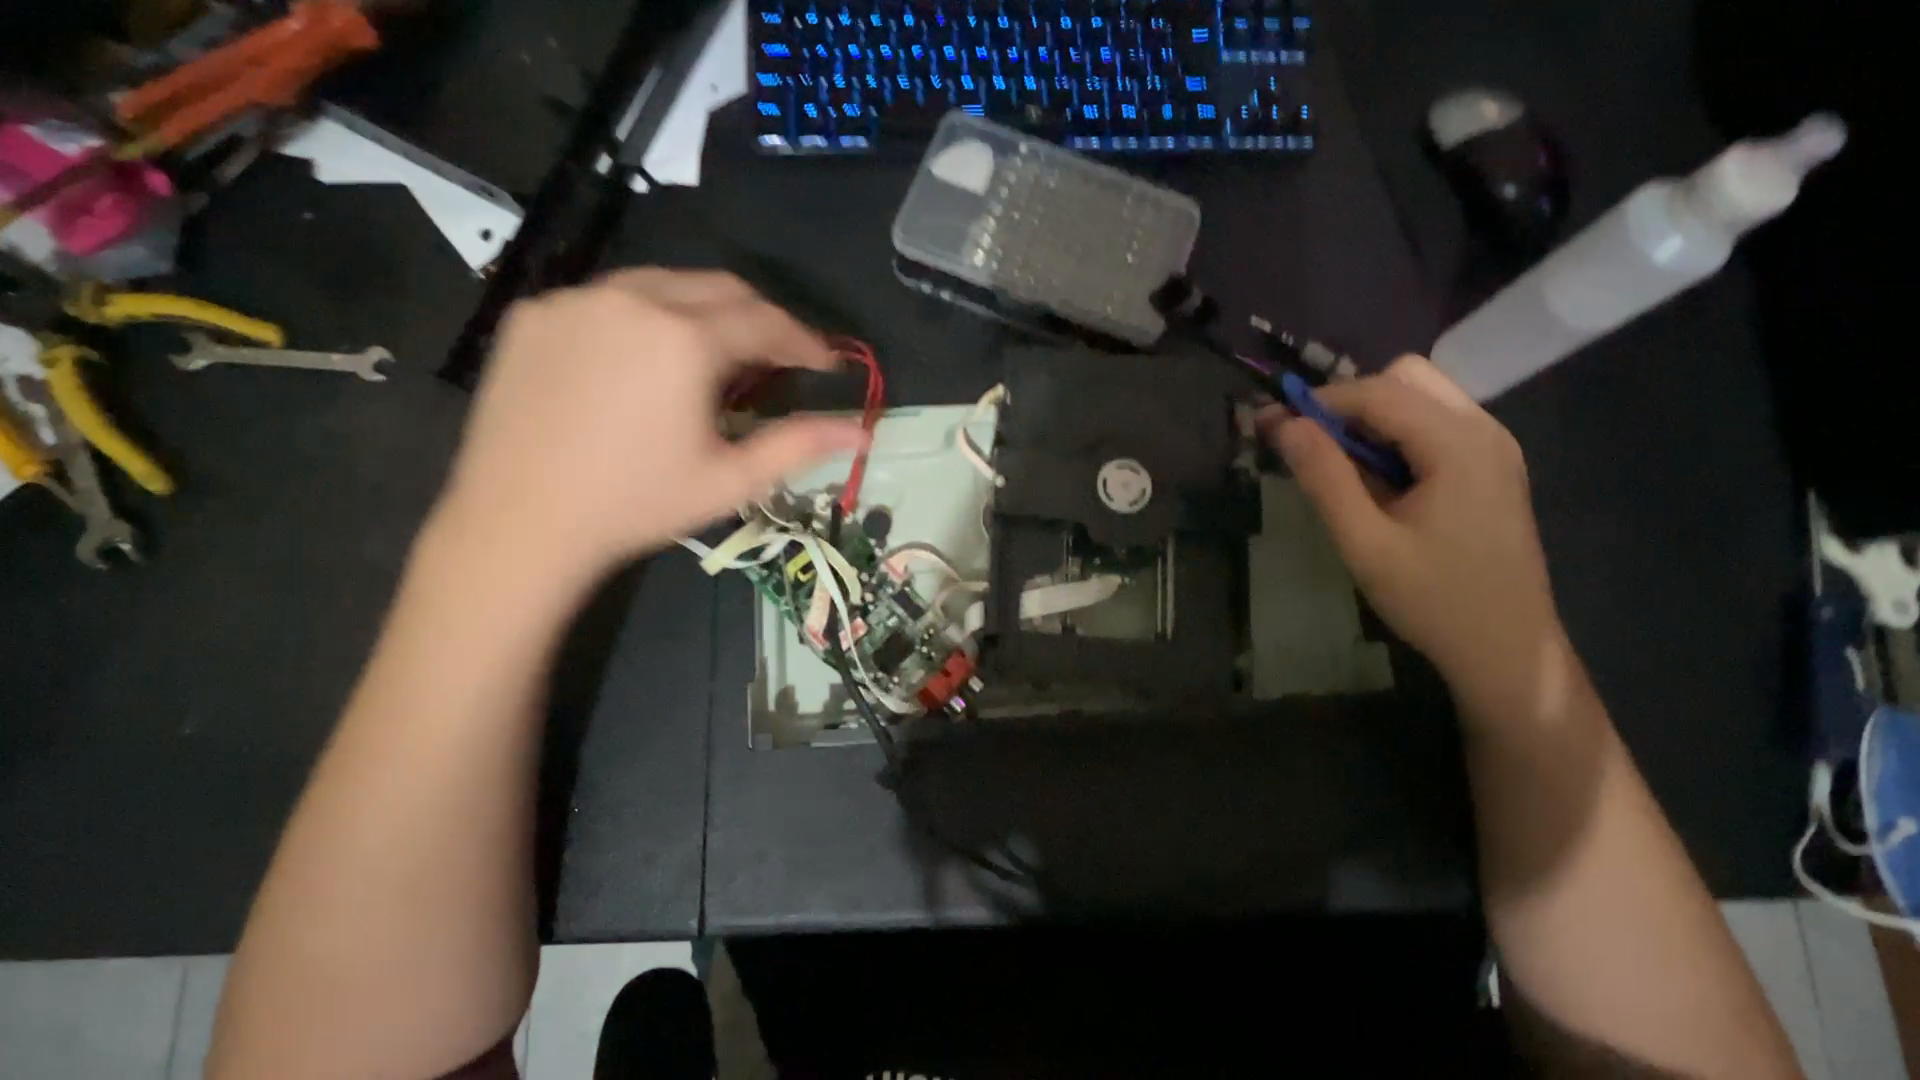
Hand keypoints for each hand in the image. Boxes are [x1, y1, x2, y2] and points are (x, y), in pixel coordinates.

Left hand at [430, 269, 866, 590]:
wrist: (517, 524)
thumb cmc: (635, 506)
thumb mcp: (729, 481)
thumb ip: (799, 445)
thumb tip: (861, 432)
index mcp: (685, 338)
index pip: (765, 321)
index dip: (803, 341)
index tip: (824, 364)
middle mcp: (632, 299)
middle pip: (719, 288)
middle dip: (758, 317)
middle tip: (777, 355)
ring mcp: (576, 301)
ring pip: (660, 284)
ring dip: (700, 309)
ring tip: (714, 353)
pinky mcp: (534, 315)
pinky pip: (606, 300)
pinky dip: (640, 318)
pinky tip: (642, 359)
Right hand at [1259, 355, 1564, 712]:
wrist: (1509, 650)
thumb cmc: (1435, 601)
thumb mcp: (1365, 545)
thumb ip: (1325, 479)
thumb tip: (1285, 426)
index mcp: (1458, 444)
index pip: (1378, 392)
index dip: (1318, 401)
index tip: (1268, 422)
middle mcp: (1484, 429)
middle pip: (1406, 378)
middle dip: (1349, 402)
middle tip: (1310, 446)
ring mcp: (1494, 446)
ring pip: (1422, 396)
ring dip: (1373, 418)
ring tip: (1339, 466)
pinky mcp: (1492, 465)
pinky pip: (1437, 424)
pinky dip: (1398, 434)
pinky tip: (1379, 480)